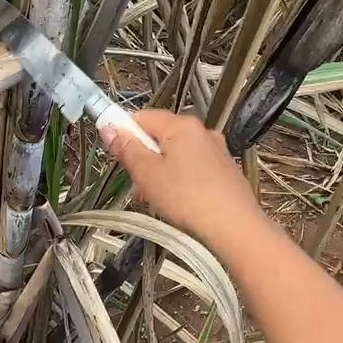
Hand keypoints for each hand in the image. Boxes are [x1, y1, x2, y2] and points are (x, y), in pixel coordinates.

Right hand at [102, 110, 260, 242]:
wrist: (233, 225)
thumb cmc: (186, 198)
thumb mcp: (146, 173)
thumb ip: (126, 148)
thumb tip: (109, 128)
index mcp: (181, 126)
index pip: (142, 117)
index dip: (124, 132)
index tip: (116, 153)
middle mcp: (202, 131)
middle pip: (160, 136)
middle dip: (144, 157)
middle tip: (138, 183)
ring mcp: (216, 150)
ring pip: (176, 154)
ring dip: (160, 172)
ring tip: (157, 198)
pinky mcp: (224, 170)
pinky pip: (192, 167)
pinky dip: (179, 180)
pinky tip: (178, 202)